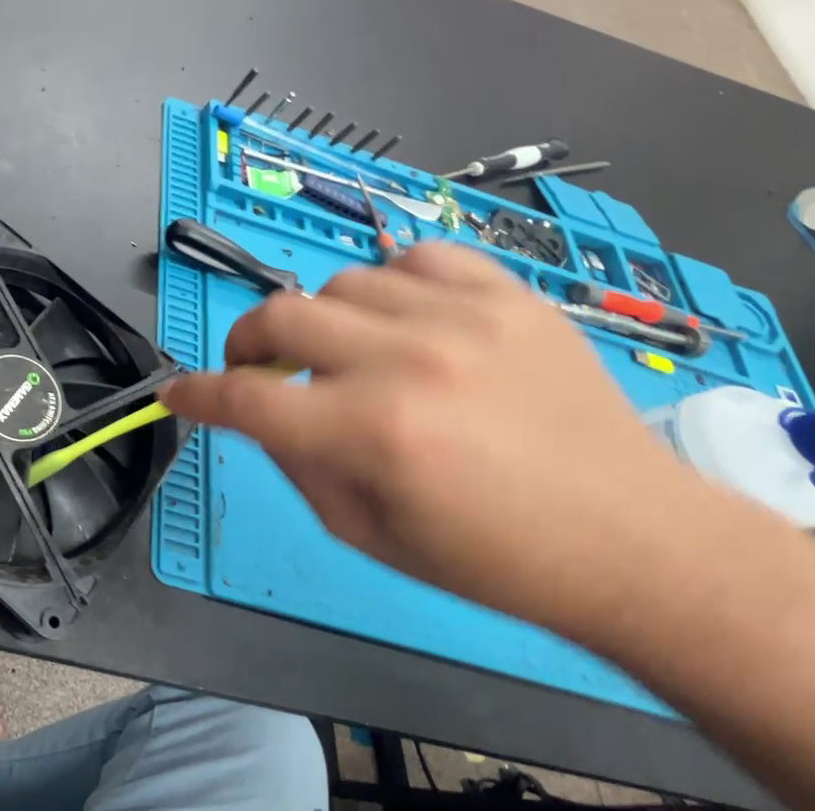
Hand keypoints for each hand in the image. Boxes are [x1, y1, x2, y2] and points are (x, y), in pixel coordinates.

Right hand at [160, 242, 702, 634]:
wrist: (638, 545)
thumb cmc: (489, 559)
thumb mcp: (362, 531)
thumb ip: (291, 459)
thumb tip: (250, 409)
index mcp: (370, 434)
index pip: (243, 398)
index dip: (195, 394)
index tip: (176, 393)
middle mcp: (408, 362)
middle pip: (278, 318)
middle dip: (244, 346)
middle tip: (256, 371)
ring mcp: (464, 319)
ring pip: (340, 284)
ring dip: (322, 322)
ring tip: (346, 354)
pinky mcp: (512, 298)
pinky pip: (416, 256)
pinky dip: (389, 284)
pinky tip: (402, 319)